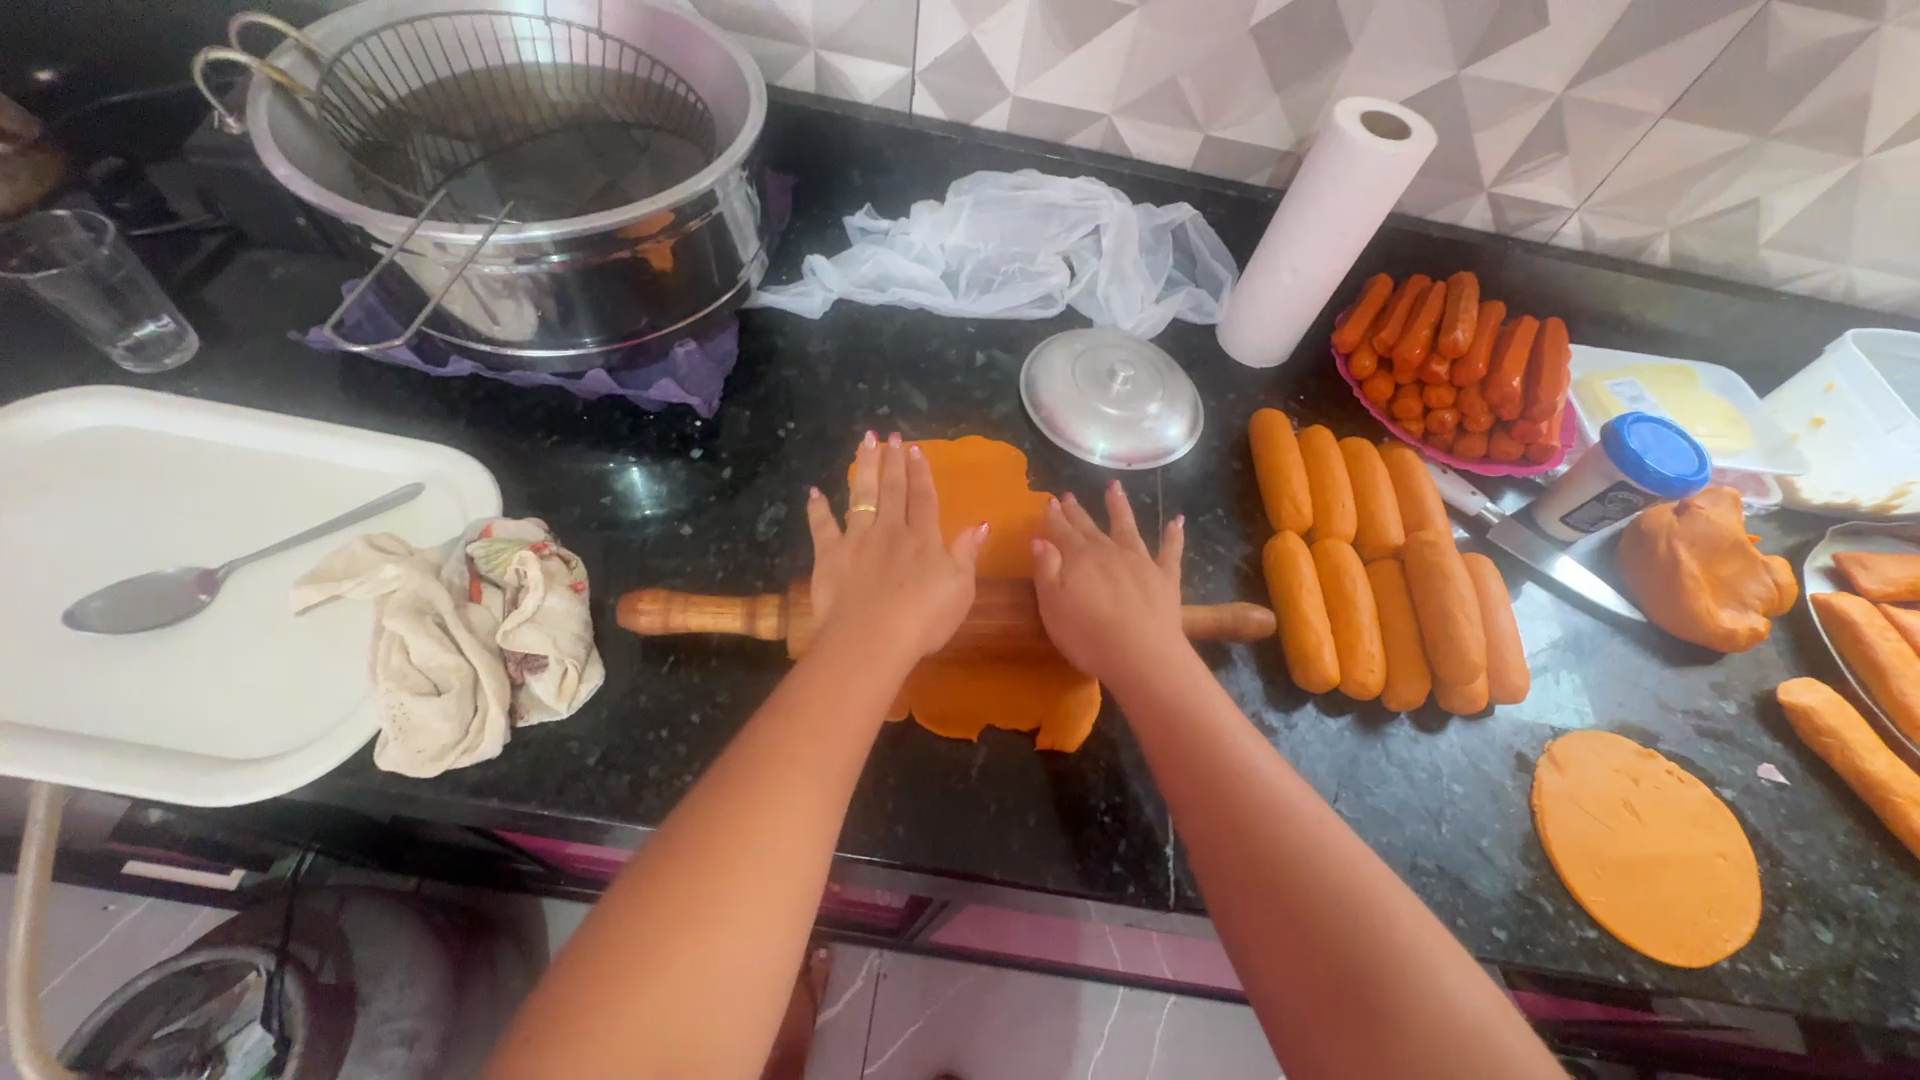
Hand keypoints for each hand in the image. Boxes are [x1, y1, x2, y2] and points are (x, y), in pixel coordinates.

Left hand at [806, 432, 987, 663]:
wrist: (872, 638)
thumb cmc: (924, 619)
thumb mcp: (960, 589)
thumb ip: (967, 553)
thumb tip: (981, 523)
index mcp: (924, 538)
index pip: (924, 498)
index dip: (921, 473)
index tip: (916, 449)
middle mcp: (891, 530)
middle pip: (893, 489)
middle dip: (893, 461)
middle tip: (891, 435)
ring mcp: (858, 540)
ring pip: (861, 496)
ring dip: (863, 468)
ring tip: (865, 442)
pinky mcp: (830, 555)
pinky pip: (822, 526)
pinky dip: (817, 509)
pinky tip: (814, 492)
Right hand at [1031, 481, 1187, 684]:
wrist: (1142, 656)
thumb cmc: (1087, 635)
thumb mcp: (1052, 605)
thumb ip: (1046, 569)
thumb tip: (1040, 539)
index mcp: (1079, 557)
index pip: (1061, 531)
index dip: (1053, 517)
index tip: (1048, 502)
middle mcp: (1109, 551)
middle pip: (1089, 526)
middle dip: (1077, 511)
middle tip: (1068, 496)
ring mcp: (1141, 562)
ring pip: (1128, 527)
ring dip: (1119, 507)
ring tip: (1114, 487)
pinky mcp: (1165, 578)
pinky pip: (1171, 550)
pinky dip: (1174, 534)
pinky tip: (1178, 520)